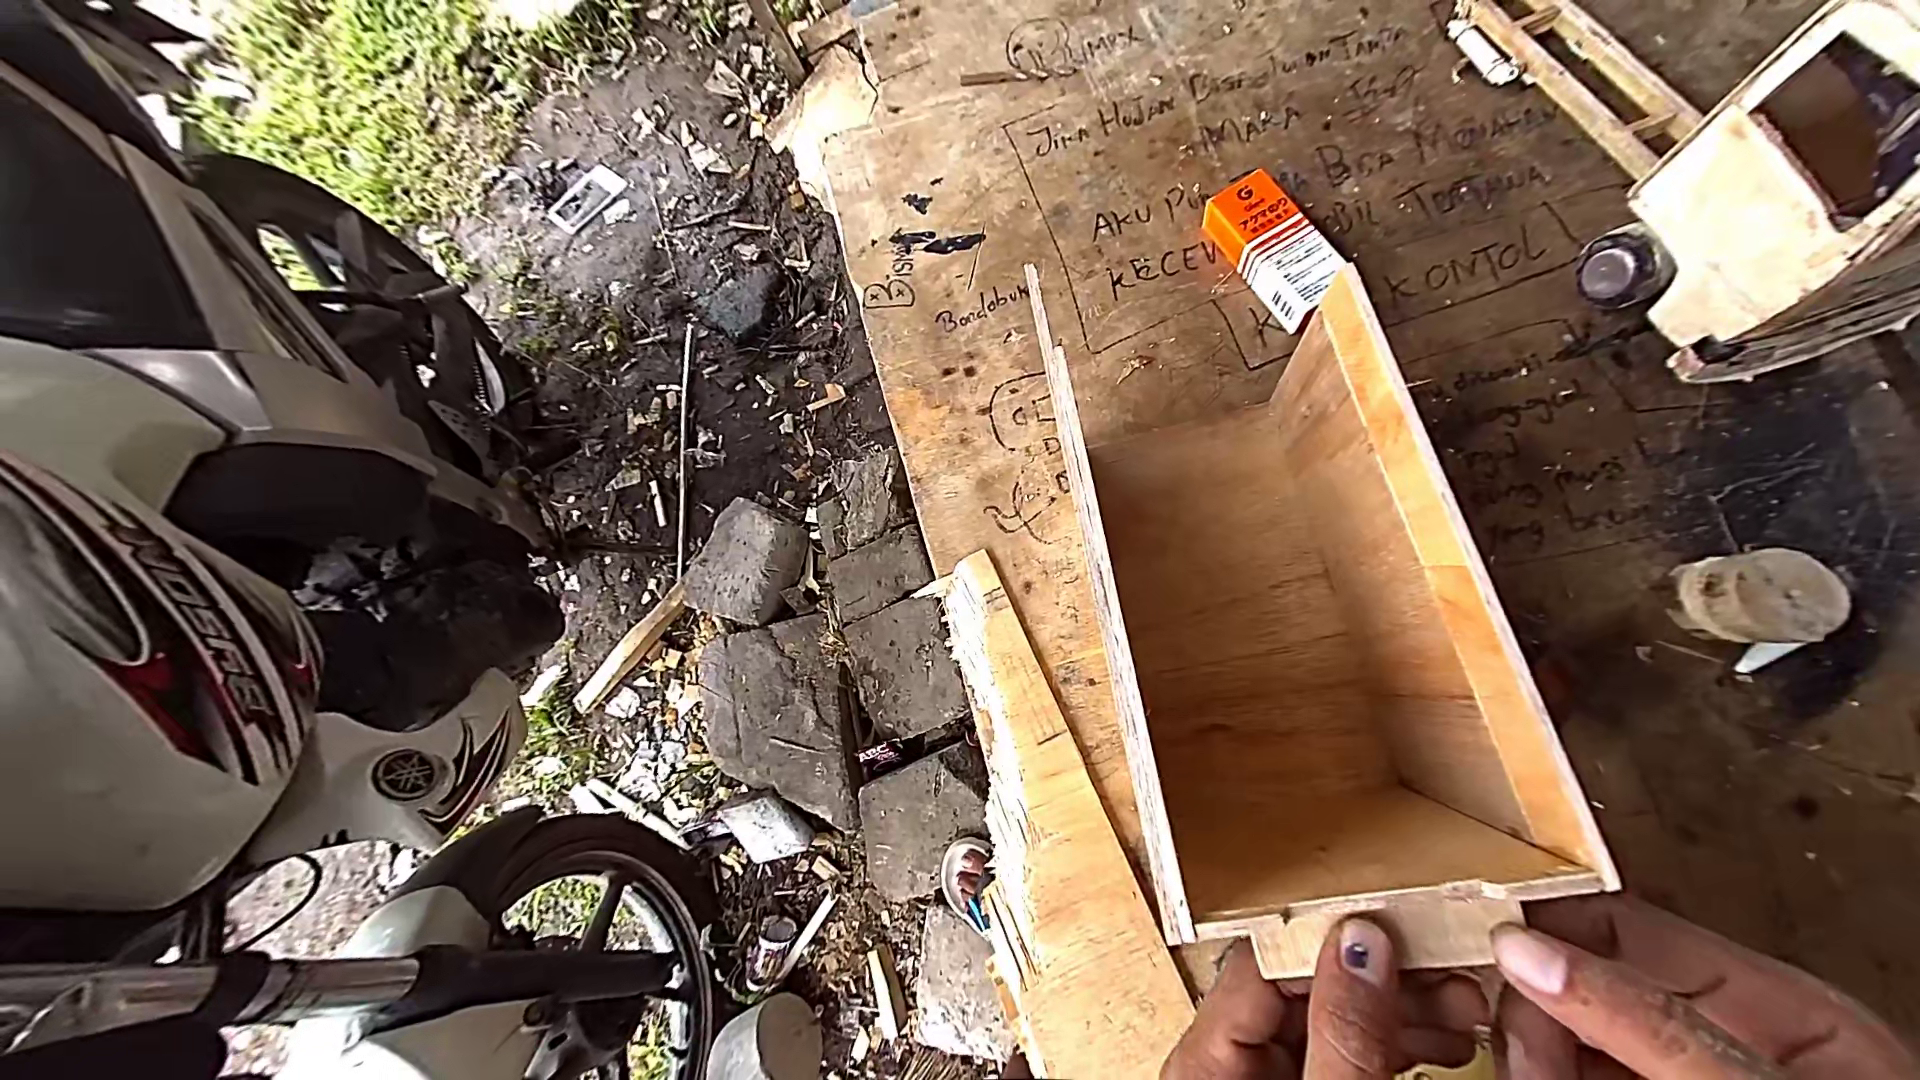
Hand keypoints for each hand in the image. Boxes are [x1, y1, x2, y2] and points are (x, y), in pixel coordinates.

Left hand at [1163, 918, 1487, 1078]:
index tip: (1396, 929)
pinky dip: (1397, 1049)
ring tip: (1467, 1010)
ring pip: (1331, 1025)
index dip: (1324, 941)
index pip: (1260, 967)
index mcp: (1209, 1057)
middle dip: (1378, 978)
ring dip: (1398, 1011)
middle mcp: (1231, 1061)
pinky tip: (1447, 1045)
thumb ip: (1341, 1035)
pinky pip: (1346, 1060)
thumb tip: (1358, 938)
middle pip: (1300, 991)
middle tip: (1454, 974)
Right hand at [1493, 895, 1919, 1078]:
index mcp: (1766, 1003)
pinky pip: (1566, 1066)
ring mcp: (1672, 1065)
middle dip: (1530, 1012)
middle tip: (1519, 1064)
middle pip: (1571, 970)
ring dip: (1525, 1049)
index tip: (1486, 962)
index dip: (1538, 928)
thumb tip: (1517, 945)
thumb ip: (1649, 1021)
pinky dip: (1538, 1072)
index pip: (1610, 919)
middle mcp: (1714, 1024)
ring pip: (1557, 1020)